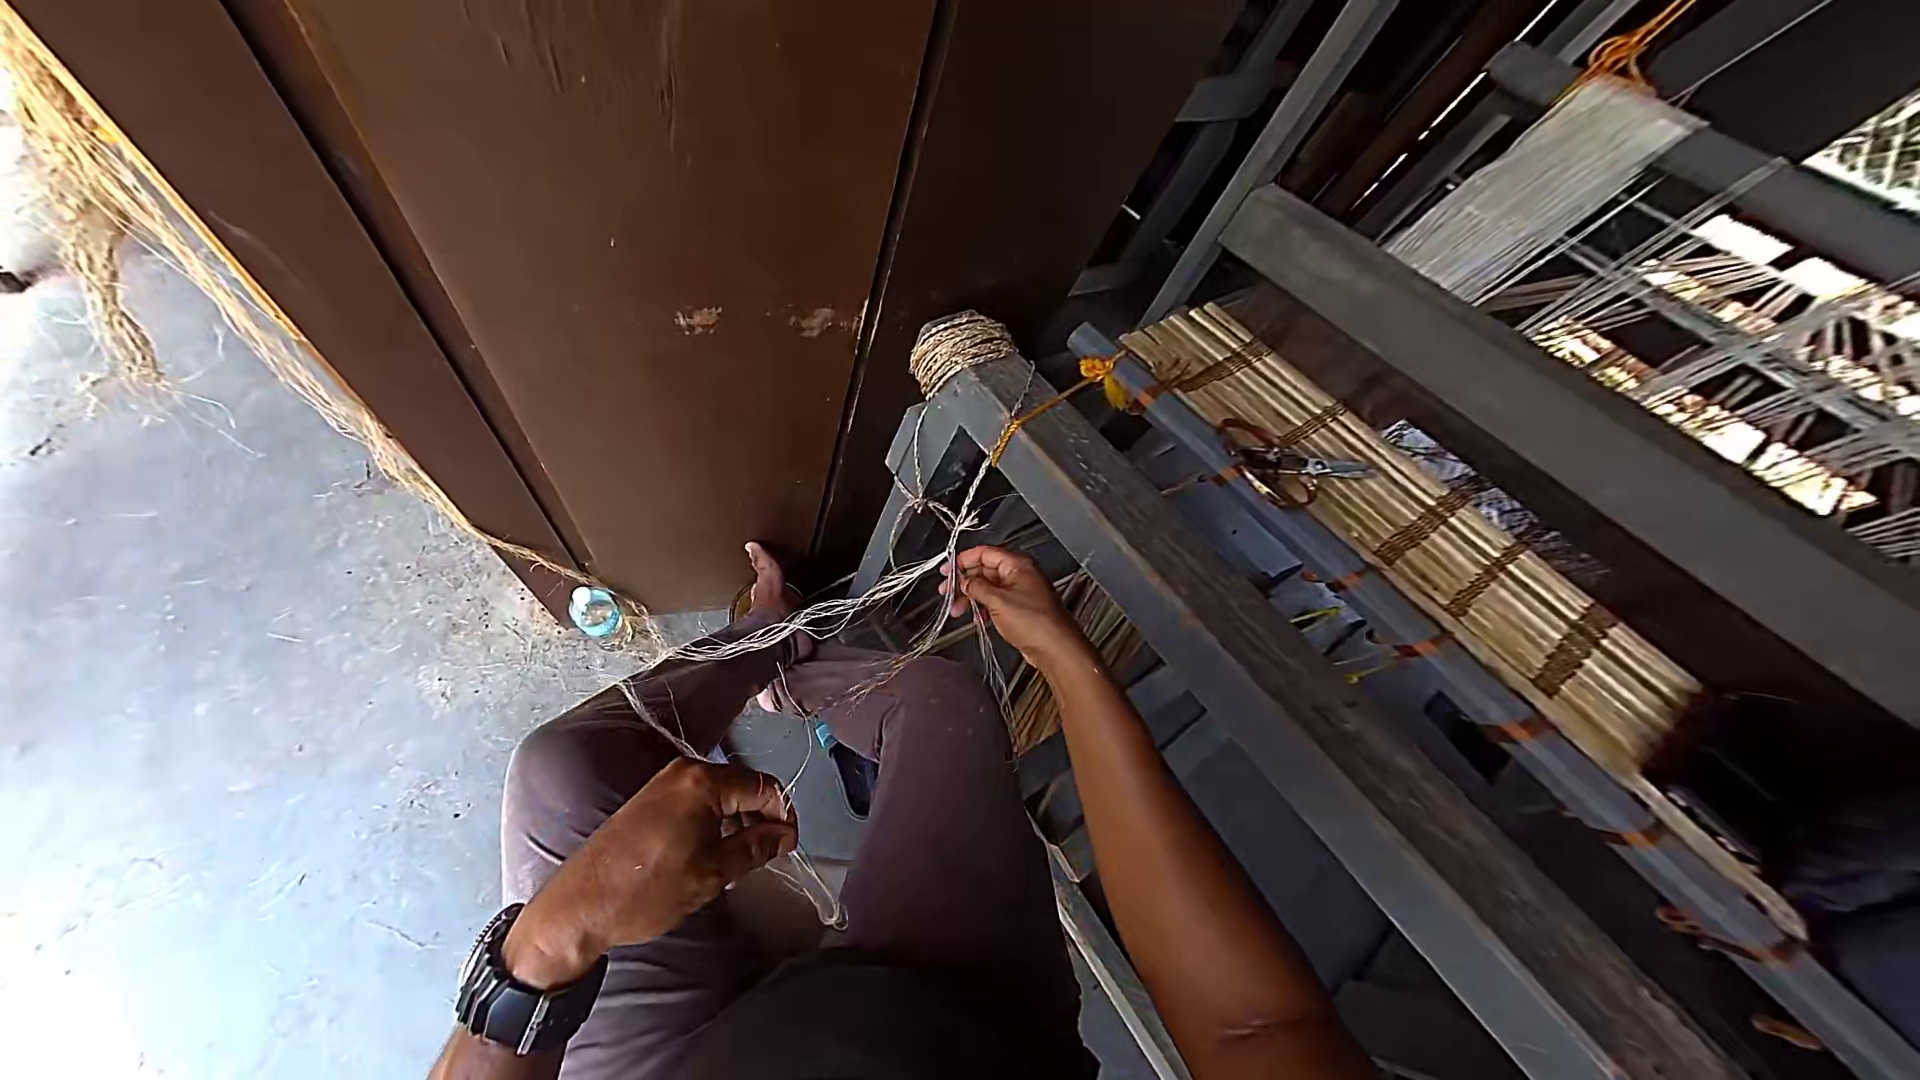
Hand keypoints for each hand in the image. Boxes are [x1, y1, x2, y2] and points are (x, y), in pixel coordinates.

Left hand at [503, 759, 796, 987]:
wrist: (574, 910)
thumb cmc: (646, 892)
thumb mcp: (712, 873)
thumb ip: (756, 847)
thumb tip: (785, 835)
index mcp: (704, 782)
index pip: (765, 786)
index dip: (784, 815)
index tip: (789, 845)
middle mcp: (687, 770)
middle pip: (744, 784)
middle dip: (763, 815)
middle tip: (771, 851)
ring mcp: (666, 780)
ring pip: (722, 791)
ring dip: (740, 816)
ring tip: (745, 853)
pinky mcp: (652, 796)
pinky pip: (699, 797)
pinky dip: (716, 816)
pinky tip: (715, 846)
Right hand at [940, 545, 1093, 670]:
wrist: (1055, 648)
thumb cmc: (1036, 623)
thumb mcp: (998, 601)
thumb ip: (977, 587)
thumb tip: (965, 581)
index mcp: (1017, 564)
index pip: (984, 553)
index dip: (963, 560)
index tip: (948, 570)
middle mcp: (1020, 574)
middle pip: (985, 569)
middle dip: (964, 581)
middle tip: (947, 591)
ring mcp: (1020, 591)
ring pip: (989, 587)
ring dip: (971, 596)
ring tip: (957, 608)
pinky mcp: (1020, 608)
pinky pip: (996, 601)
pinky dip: (983, 606)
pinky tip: (975, 615)